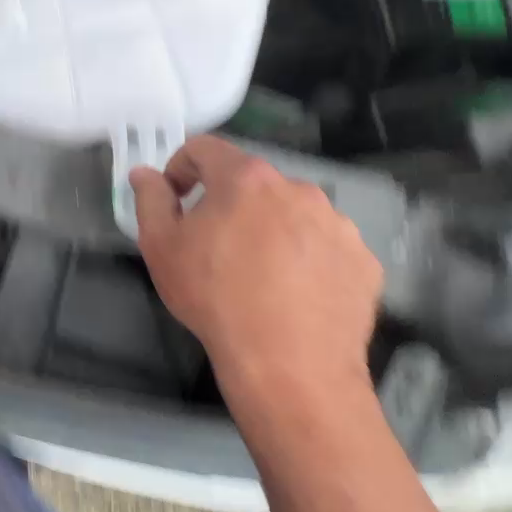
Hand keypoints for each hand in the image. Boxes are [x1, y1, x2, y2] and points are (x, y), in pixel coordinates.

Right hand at [131, 137, 383, 395]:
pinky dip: (303, 255)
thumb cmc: (213, 294)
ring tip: (253, 269)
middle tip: (210, 240)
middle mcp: (299, 191)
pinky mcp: (365, 263)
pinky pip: (323, 244)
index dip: (180, 168)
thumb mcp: (159, 244)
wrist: (290, 363)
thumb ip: (150, 198)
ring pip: (290, 212)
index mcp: (246, 179)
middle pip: (251, 182)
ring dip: (267, 226)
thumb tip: (146, 174)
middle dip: (227, 201)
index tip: (174, 199)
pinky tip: (288, 289)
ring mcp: (339, 227)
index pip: (205, 148)